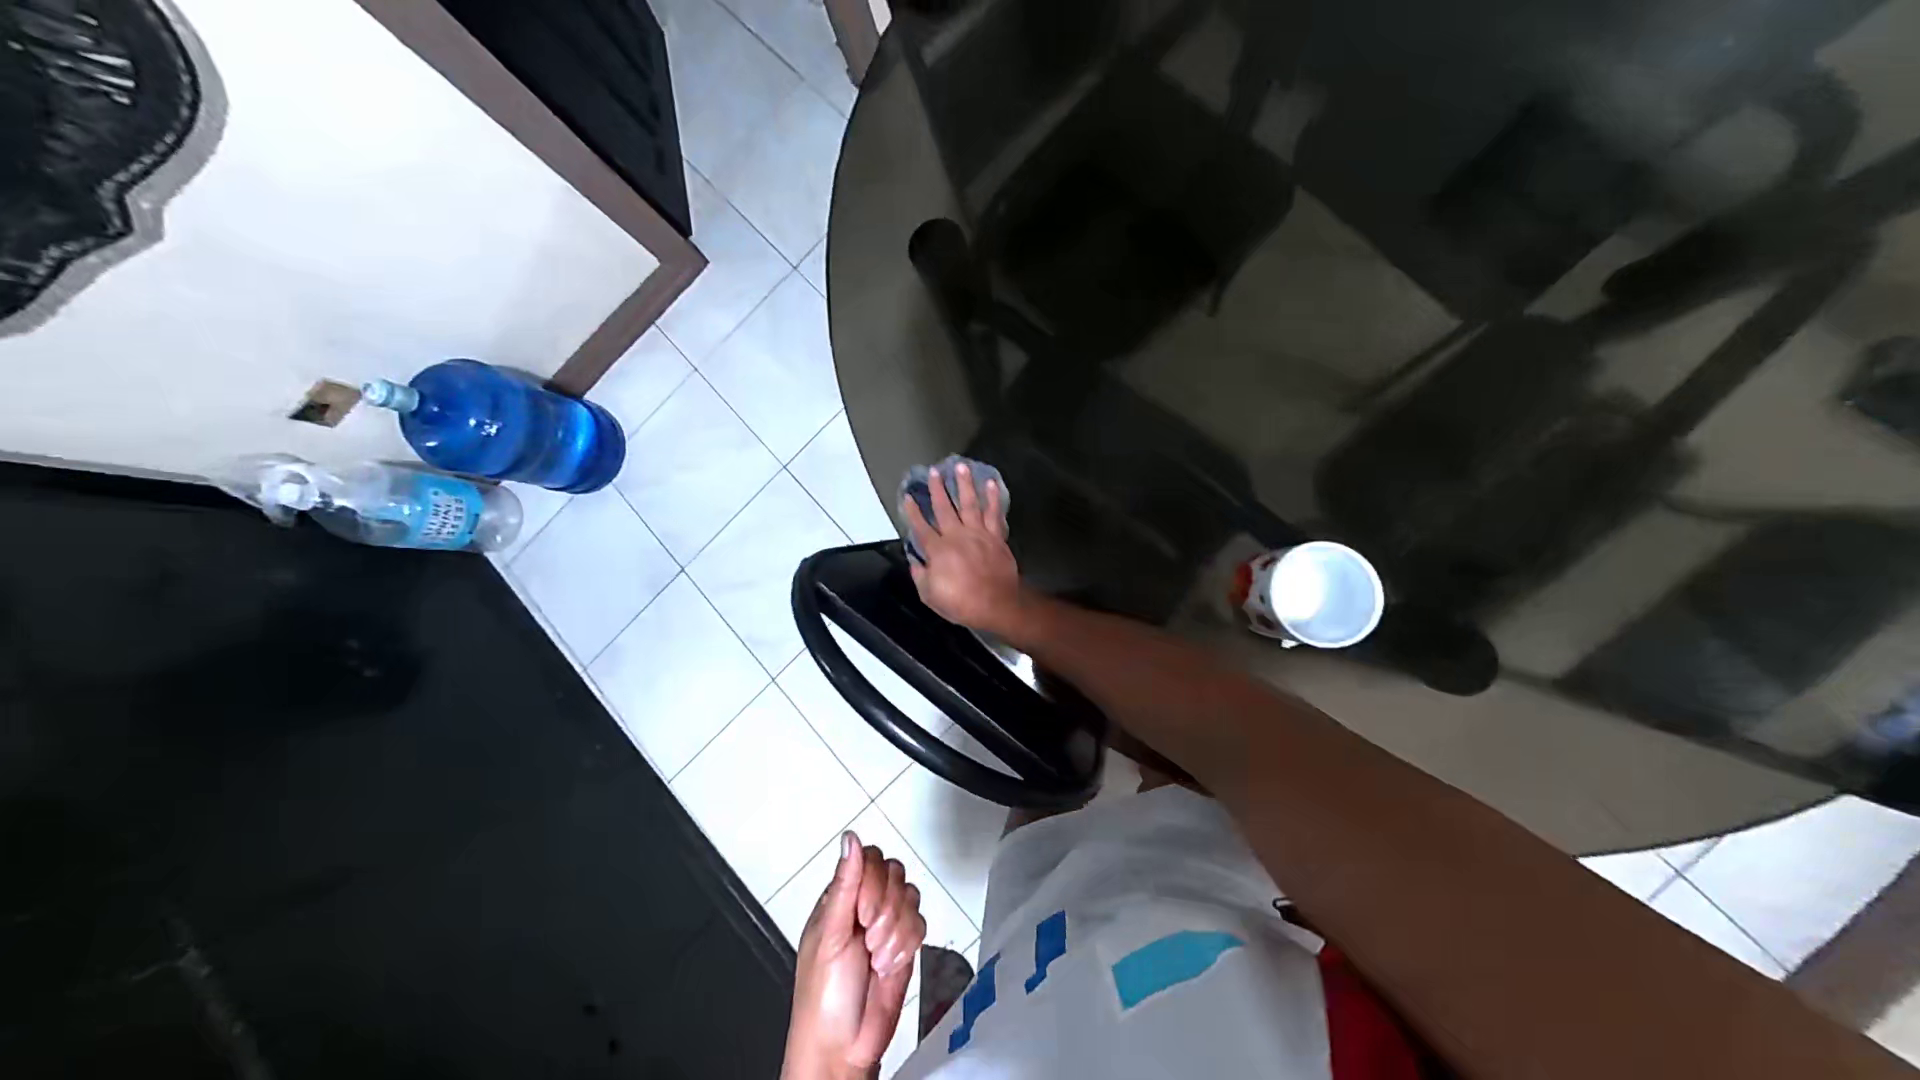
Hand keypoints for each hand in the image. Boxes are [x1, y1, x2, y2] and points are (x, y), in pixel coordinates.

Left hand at [782, 832, 926, 1079]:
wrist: (843, 1049)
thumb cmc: (822, 996)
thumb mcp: (829, 937)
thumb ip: (844, 885)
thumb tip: (850, 838)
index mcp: (839, 897)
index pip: (869, 859)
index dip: (872, 881)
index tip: (861, 913)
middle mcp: (864, 904)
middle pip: (894, 873)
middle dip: (886, 907)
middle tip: (868, 937)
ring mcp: (886, 924)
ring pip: (910, 897)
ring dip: (896, 930)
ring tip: (877, 957)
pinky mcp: (905, 944)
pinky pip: (921, 924)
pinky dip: (907, 945)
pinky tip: (888, 965)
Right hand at [904, 464, 1025, 635]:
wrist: (996, 604)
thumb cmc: (961, 603)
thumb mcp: (929, 595)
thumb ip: (920, 574)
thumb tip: (915, 560)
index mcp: (938, 550)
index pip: (921, 526)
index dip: (913, 511)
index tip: (908, 497)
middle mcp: (956, 536)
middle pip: (944, 508)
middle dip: (937, 489)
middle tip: (934, 471)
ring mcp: (978, 534)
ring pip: (970, 503)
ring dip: (964, 484)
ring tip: (961, 467)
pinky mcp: (996, 537)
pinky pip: (994, 513)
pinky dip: (993, 498)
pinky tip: (992, 483)